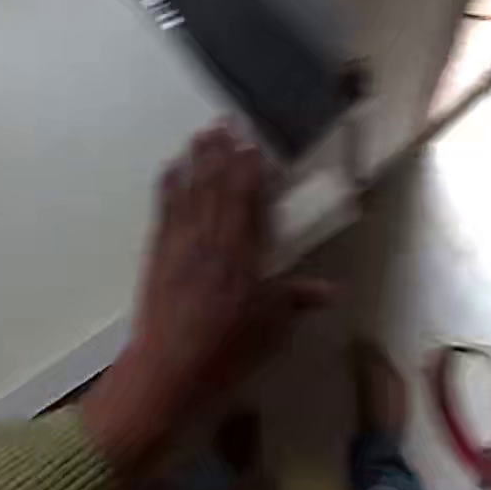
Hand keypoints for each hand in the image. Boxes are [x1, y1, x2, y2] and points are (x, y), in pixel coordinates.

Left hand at [81, 125, 334, 473]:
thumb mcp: (268, 330)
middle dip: (222, 152)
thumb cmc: (224, 352)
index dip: (250, 170)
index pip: (248, 202)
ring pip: (191, 190)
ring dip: (197, 159)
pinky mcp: (158, 249)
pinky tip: (171, 165)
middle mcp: (211, 240)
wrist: (167, 369)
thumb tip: (332, 289)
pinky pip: (164, 208)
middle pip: (218, 186)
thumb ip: (295, 300)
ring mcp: (181, 241)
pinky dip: (168, 184)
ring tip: (203, 131)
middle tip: (225, 121)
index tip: (252, 143)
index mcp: (241, 256)